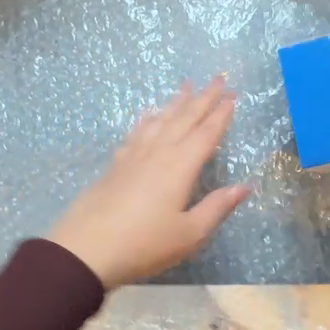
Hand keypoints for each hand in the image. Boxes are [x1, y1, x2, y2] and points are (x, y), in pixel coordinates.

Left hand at [48, 77, 250, 287]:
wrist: (85, 251)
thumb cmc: (143, 245)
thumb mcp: (189, 235)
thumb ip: (216, 208)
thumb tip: (244, 186)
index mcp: (181, 166)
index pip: (206, 133)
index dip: (221, 114)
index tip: (232, 95)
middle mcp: (159, 153)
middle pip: (184, 118)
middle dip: (203, 98)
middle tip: (217, 78)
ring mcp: (134, 156)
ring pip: (160, 120)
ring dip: (176, 102)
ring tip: (186, 86)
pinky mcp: (116, 165)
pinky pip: (137, 132)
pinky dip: (147, 120)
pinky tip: (148, 115)